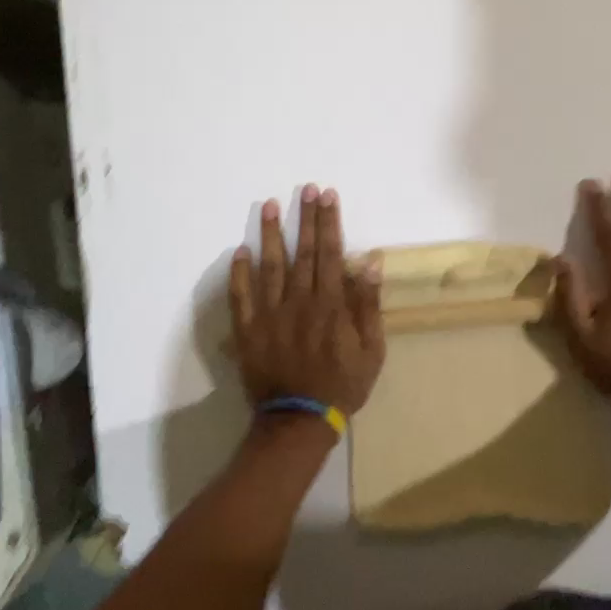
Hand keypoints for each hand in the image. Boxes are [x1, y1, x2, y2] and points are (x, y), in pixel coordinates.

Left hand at [229, 185, 385, 414]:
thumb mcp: (371, 349)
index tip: (328, 196)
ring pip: (270, 266)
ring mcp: (271, 314)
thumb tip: (370, 260)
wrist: (300, 421)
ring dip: (272, 234)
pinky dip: (239, 273)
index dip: (330, 222)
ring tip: (270, 205)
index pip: (331, 253)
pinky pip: (241, 296)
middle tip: (306, 188)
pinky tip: (240, 250)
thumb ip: (368, 304)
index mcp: (331, 304)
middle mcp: (300, 301)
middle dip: (306, 218)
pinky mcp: (249, 330)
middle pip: (304, 252)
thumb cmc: (342, 385)